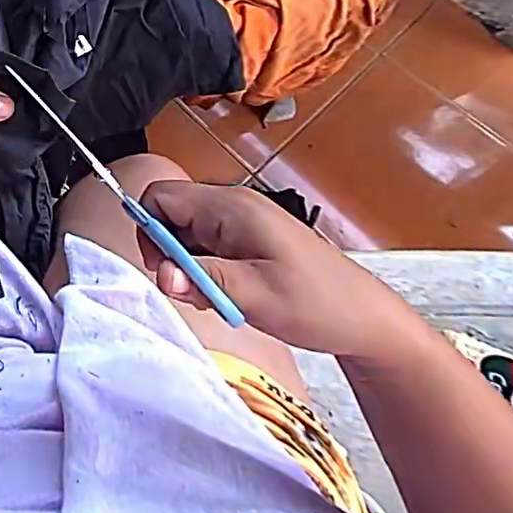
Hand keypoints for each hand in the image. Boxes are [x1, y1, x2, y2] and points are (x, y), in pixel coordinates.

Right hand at [138, 181, 422, 358]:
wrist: (363, 317)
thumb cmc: (318, 303)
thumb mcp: (256, 297)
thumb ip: (203, 281)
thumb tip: (160, 273)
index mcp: (231, 206)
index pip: (161, 196)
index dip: (149, 231)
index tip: (163, 271)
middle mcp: (232, 204)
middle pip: (170, 213)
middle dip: (169, 253)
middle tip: (194, 289)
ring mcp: (240, 220)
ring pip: (186, 232)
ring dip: (188, 265)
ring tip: (218, 295)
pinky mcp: (247, 237)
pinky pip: (206, 245)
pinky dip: (205, 269)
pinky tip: (229, 293)